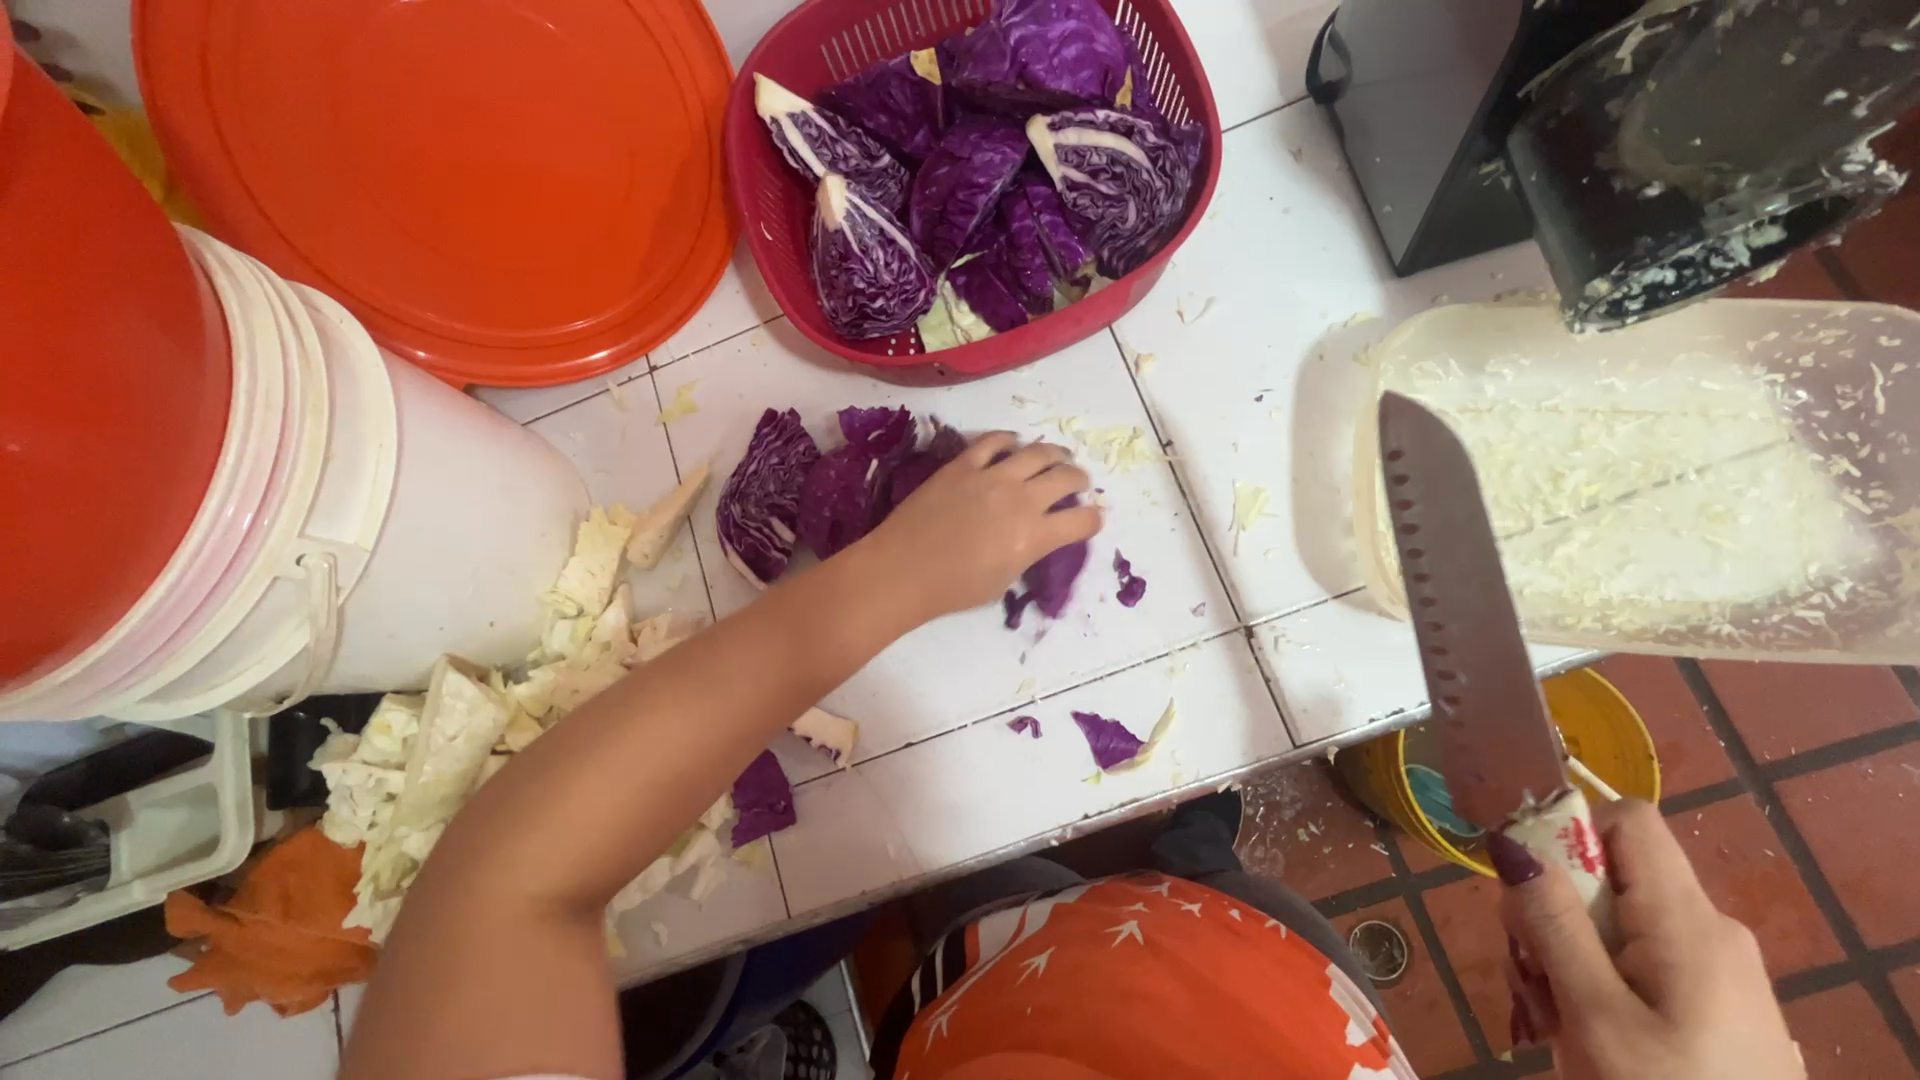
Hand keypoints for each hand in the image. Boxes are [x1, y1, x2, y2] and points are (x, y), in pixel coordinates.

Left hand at [856, 432, 1102, 620]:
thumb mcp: (1004, 581)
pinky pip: (994, 441)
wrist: (902, 570)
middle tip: (1079, 482)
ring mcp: (991, 476)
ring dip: (1055, 454)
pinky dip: (1010, 440)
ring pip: (1037, 451)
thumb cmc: (953, 589)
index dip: (1093, 519)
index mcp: (1034, 536)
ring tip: (1058, 456)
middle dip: (1080, 479)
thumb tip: (1035, 536)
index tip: (1093, 518)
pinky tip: (1014, 444)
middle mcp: (1021, 499)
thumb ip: (1028, 552)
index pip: (1082, 520)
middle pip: (1066, 477)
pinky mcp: (963, 464)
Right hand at [1494, 800, 1802, 1079]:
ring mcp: (1714, 966)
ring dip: (1561, 948)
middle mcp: (1709, 928)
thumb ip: (1552, 923)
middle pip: (1607, 871)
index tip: (1525, 879)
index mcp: (1689, 921)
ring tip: (1548, 1010)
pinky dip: (1592, 975)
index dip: (1568, 829)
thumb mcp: (1593, 1015)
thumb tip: (1510, 839)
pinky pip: (1634, 955)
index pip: (1628, 819)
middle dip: (1548, 906)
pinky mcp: (1711, 998)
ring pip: (1610, 916)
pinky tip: (1578, 1023)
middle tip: (1528, 968)